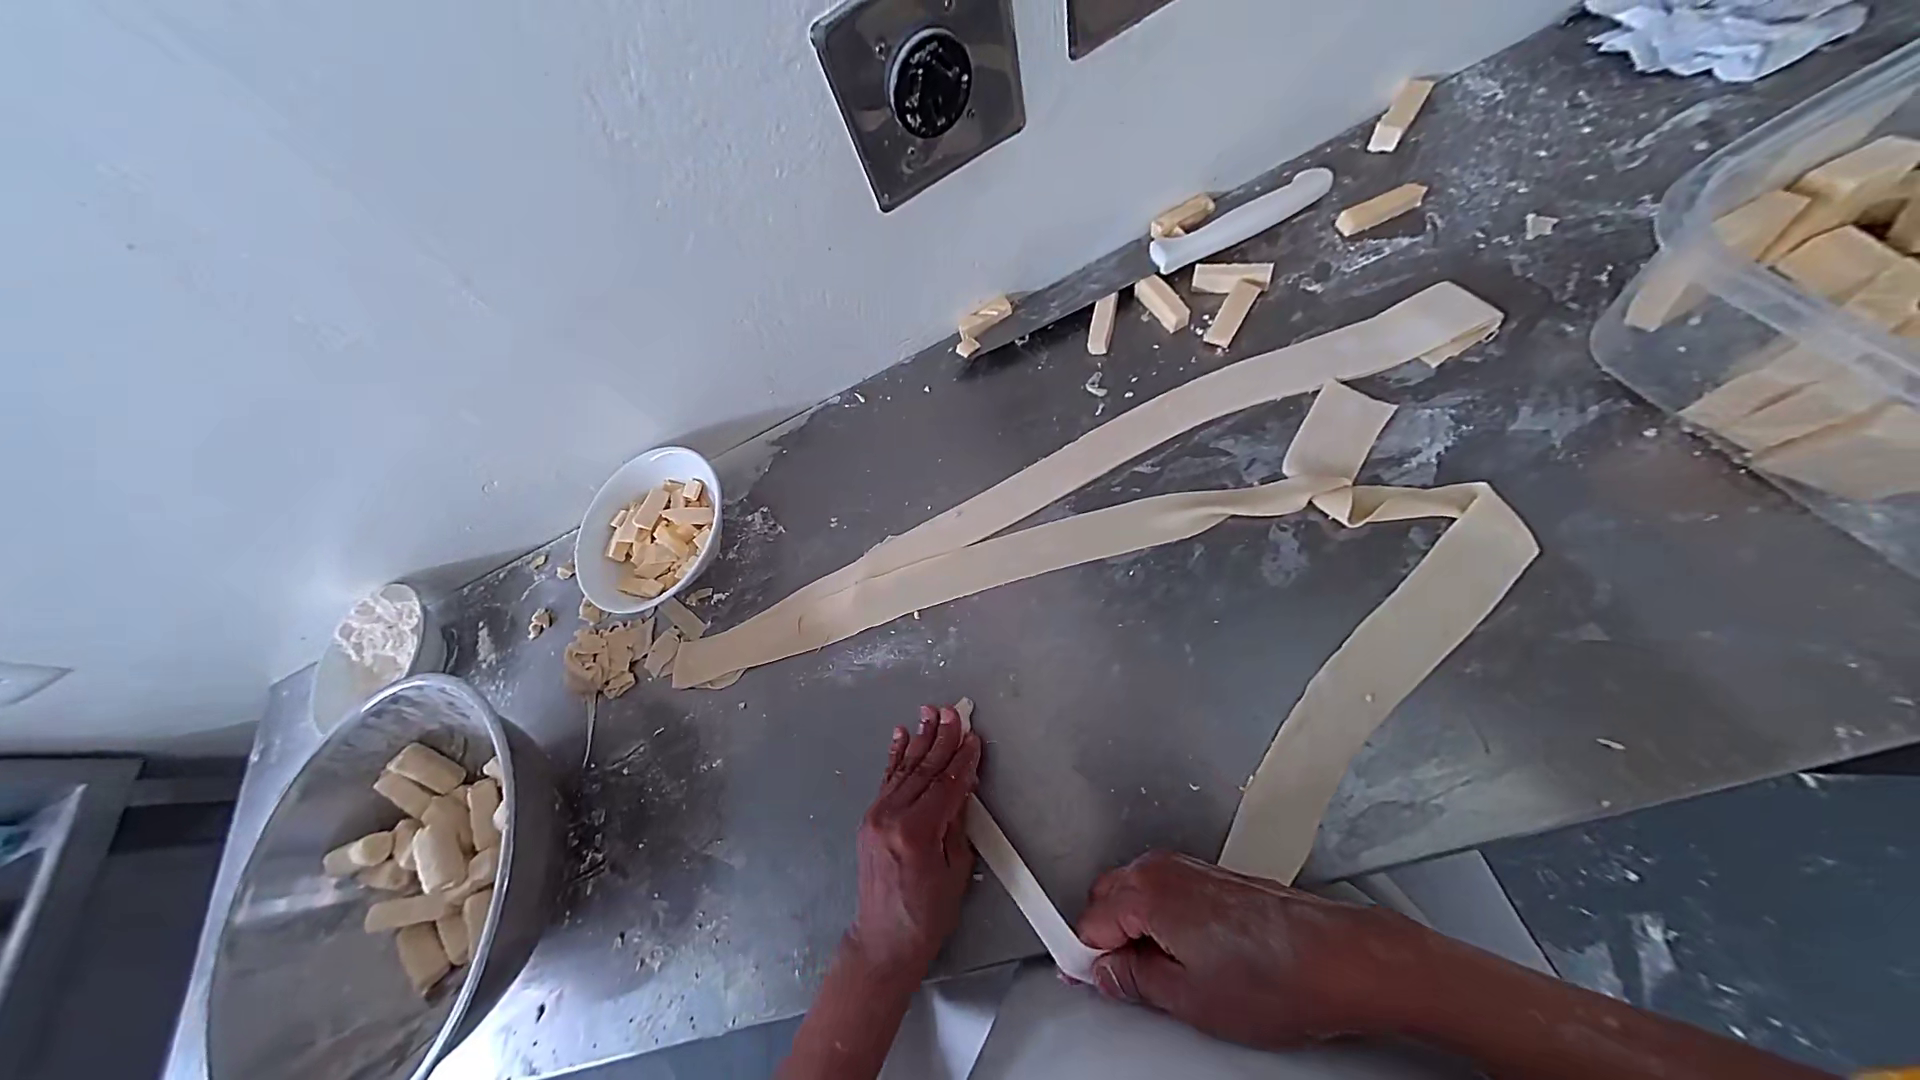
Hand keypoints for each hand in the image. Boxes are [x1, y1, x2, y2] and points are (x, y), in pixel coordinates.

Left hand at [848, 705, 981, 976]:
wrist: (884, 940)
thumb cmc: (928, 914)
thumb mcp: (957, 869)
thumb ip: (958, 822)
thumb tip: (964, 784)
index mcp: (917, 832)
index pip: (947, 785)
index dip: (963, 759)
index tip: (974, 736)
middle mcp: (892, 817)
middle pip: (925, 770)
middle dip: (942, 738)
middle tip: (955, 712)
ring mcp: (876, 815)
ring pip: (905, 769)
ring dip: (921, 739)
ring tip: (931, 713)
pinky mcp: (869, 818)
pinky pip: (887, 780)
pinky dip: (895, 755)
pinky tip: (902, 735)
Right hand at [1075, 851, 1433, 1048]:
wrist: (1338, 958)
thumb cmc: (1275, 975)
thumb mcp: (1188, 999)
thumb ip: (1132, 979)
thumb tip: (1106, 972)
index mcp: (1145, 892)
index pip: (1087, 921)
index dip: (1081, 956)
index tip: (1083, 977)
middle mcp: (1160, 869)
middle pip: (1105, 899)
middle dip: (1105, 938)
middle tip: (1125, 982)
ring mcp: (1185, 867)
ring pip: (1133, 893)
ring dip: (1133, 928)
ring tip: (1166, 974)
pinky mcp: (1207, 874)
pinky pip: (1161, 890)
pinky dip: (1159, 918)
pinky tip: (1189, 954)